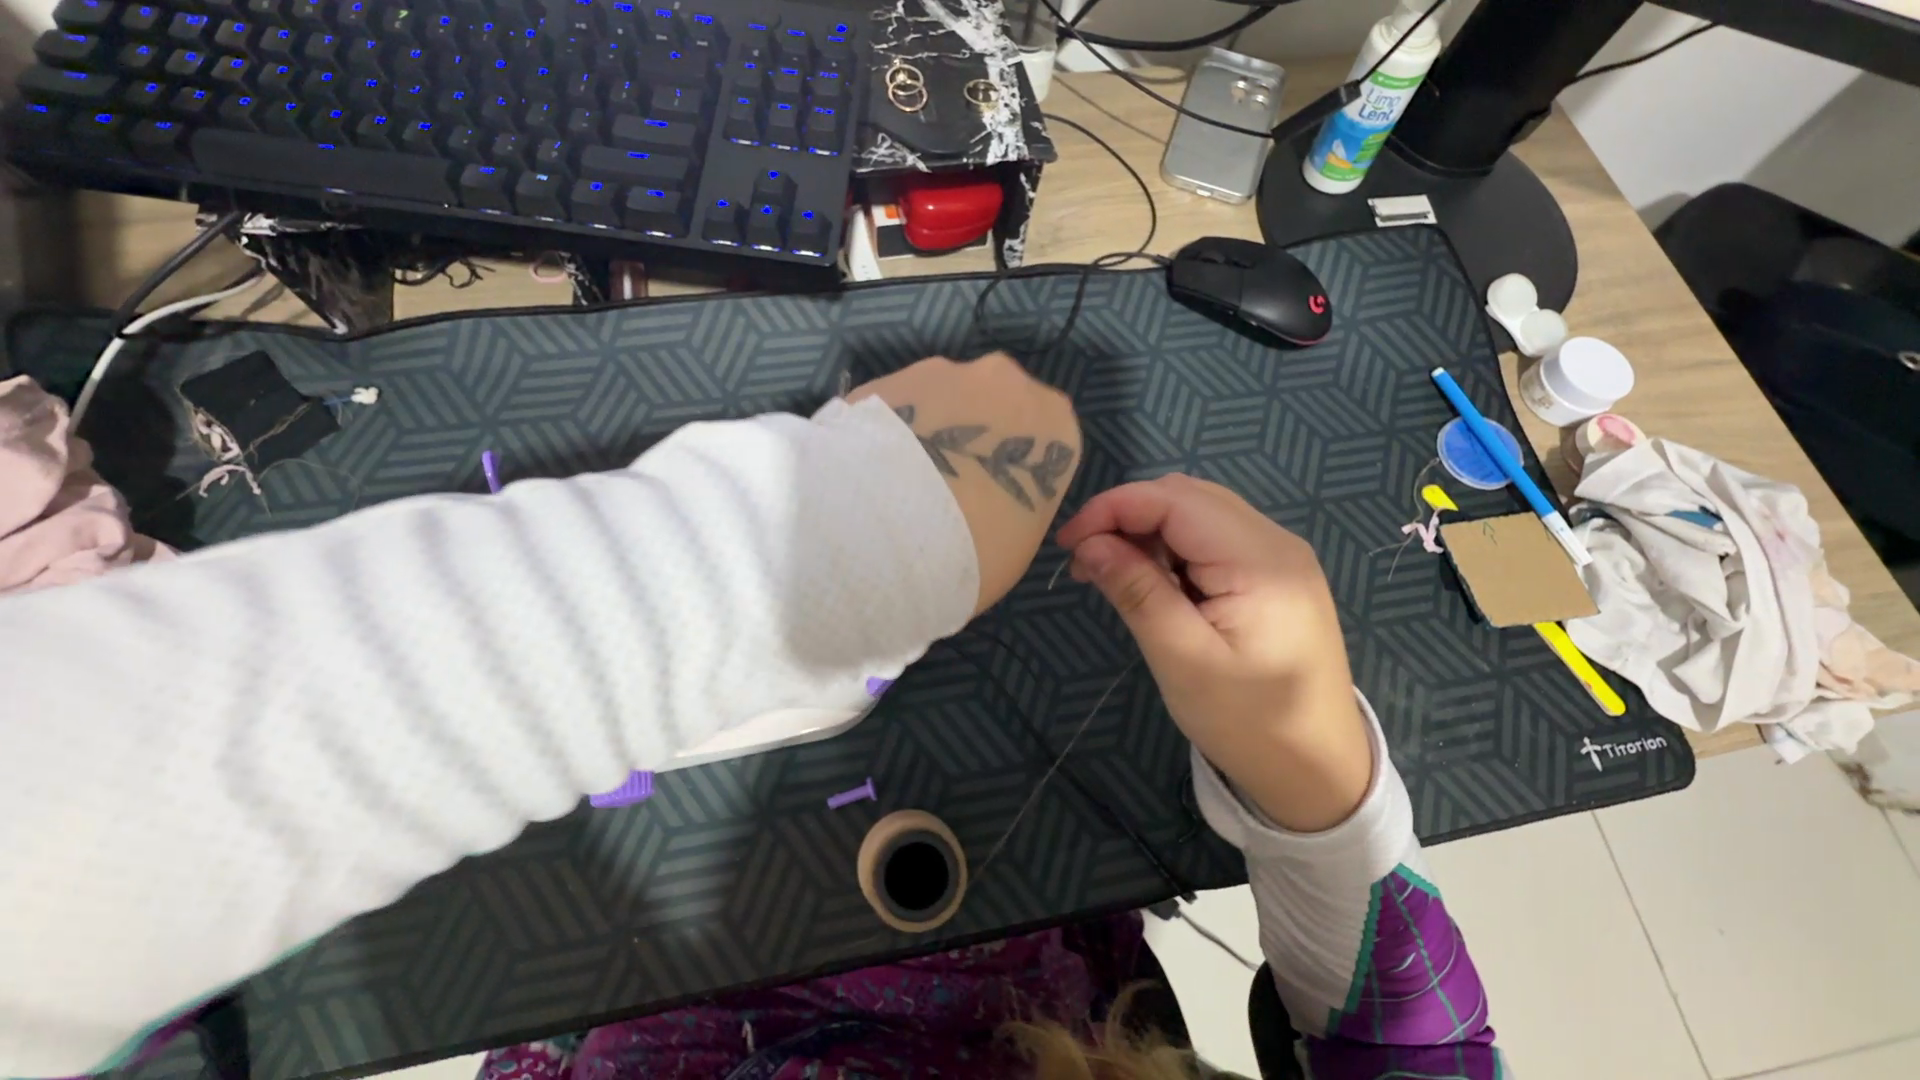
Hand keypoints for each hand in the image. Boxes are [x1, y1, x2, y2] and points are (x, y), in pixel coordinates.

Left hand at [850, 353, 1080, 615]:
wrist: (896, 530)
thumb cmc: (977, 551)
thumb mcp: (1018, 542)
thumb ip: (1016, 506)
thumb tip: (989, 507)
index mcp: (1054, 425)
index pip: (1044, 438)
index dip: (1012, 467)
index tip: (991, 499)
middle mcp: (1007, 383)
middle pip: (993, 405)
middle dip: (971, 437)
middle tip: (945, 487)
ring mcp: (945, 372)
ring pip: (941, 398)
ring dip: (927, 430)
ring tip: (902, 481)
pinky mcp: (890, 376)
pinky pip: (897, 405)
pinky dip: (888, 431)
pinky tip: (873, 470)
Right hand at [1055, 474, 1371, 831]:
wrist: (1318, 770)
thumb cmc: (1248, 722)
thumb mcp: (1181, 660)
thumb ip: (1136, 592)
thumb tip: (1089, 544)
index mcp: (1259, 559)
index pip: (1173, 500)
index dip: (1112, 508)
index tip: (1067, 544)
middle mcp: (1276, 542)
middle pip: (1187, 497)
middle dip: (1127, 516)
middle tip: (1086, 562)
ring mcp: (1281, 556)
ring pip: (1200, 513)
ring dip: (1149, 531)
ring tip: (1113, 574)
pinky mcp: (1276, 575)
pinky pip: (1215, 539)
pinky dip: (1174, 548)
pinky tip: (1155, 582)